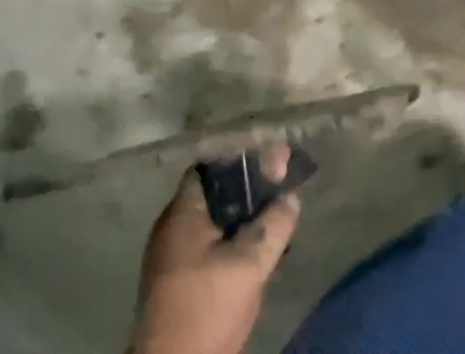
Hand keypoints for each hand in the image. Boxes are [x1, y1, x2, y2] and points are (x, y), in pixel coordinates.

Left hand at [130, 148, 302, 353]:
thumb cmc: (207, 305)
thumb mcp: (249, 263)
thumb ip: (273, 225)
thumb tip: (291, 196)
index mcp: (182, 213)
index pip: (211, 166)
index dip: (244, 159)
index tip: (275, 161)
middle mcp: (172, 227)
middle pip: (215, 193)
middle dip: (251, 189)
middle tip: (284, 189)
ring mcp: (173, 255)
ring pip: (215, 221)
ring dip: (246, 218)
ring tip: (279, 219)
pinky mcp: (179, 279)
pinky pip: (210, 245)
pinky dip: (235, 240)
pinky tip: (261, 250)